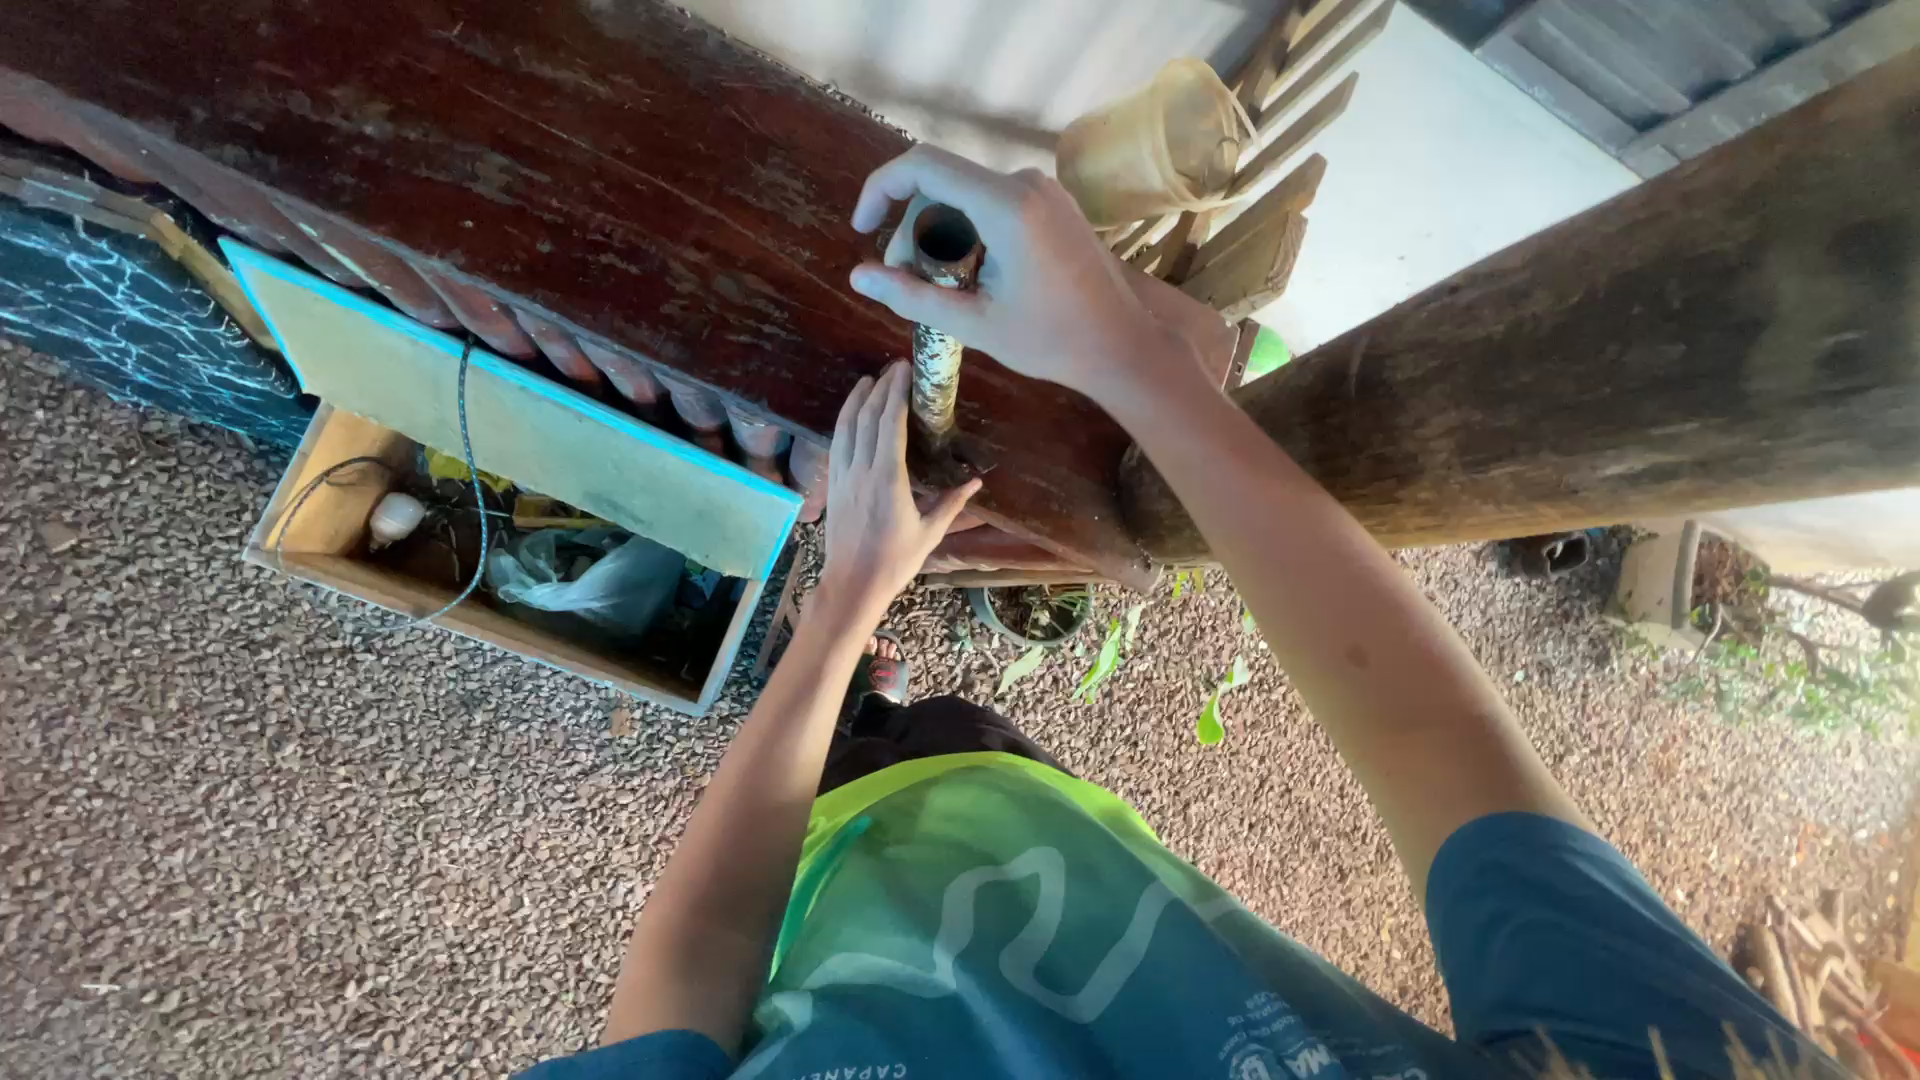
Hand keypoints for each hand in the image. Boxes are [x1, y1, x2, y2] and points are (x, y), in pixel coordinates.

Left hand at [816, 362, 980, 625]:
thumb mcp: (929, 533)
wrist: (852, 583)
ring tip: (870, 379)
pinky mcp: (833, 483)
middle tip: (895, 367)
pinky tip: (852, 412)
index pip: (889, 424)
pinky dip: (845, 420)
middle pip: (868, 417)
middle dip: (881, 388)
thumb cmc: (894, 562)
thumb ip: (951, 503)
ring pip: (846, 426)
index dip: (896, 393)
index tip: (905, 371)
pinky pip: (837, 442)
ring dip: (858, 398)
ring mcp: (843, 475)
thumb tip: (976, 481)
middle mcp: (861, 470)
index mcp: (888, 479)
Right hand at [848, 146, 1184, 402]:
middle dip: (913, 231)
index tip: (862, 228)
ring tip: (939, 288)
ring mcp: (1043, 190)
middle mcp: (1024, 182)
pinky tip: (970, 277)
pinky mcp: (1052, 203)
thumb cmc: (1051, 341)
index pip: (923, 166)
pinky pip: (992, 206)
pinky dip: (968, 235)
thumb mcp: (974, 323)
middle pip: (943, 188)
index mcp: (1006, 206)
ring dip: (940, 238)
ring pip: (966, 199)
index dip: (881, 188)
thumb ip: (912, 296)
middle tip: (904, 282)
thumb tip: (858, 278)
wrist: (1121, 343)